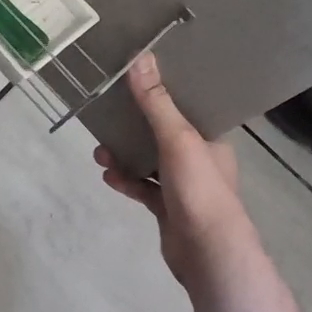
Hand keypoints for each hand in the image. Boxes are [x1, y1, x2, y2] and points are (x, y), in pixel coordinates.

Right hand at [95, 51, 252, 286]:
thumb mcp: (178, 138)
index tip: (136, 77)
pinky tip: (109, 177)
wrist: (209, 256)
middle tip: (107, 115)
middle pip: (161, 130)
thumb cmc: (200, 189)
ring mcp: (183, 184)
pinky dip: (126, 180)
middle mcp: (198, 157)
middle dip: (132, 124)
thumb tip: (140, 56)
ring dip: (124, 154)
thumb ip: (156, 101)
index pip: (186, 104)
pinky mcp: (167, 206)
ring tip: (100, 153)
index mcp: (210, 137)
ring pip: (148, 158)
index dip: (162, 90)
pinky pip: (142, 186)